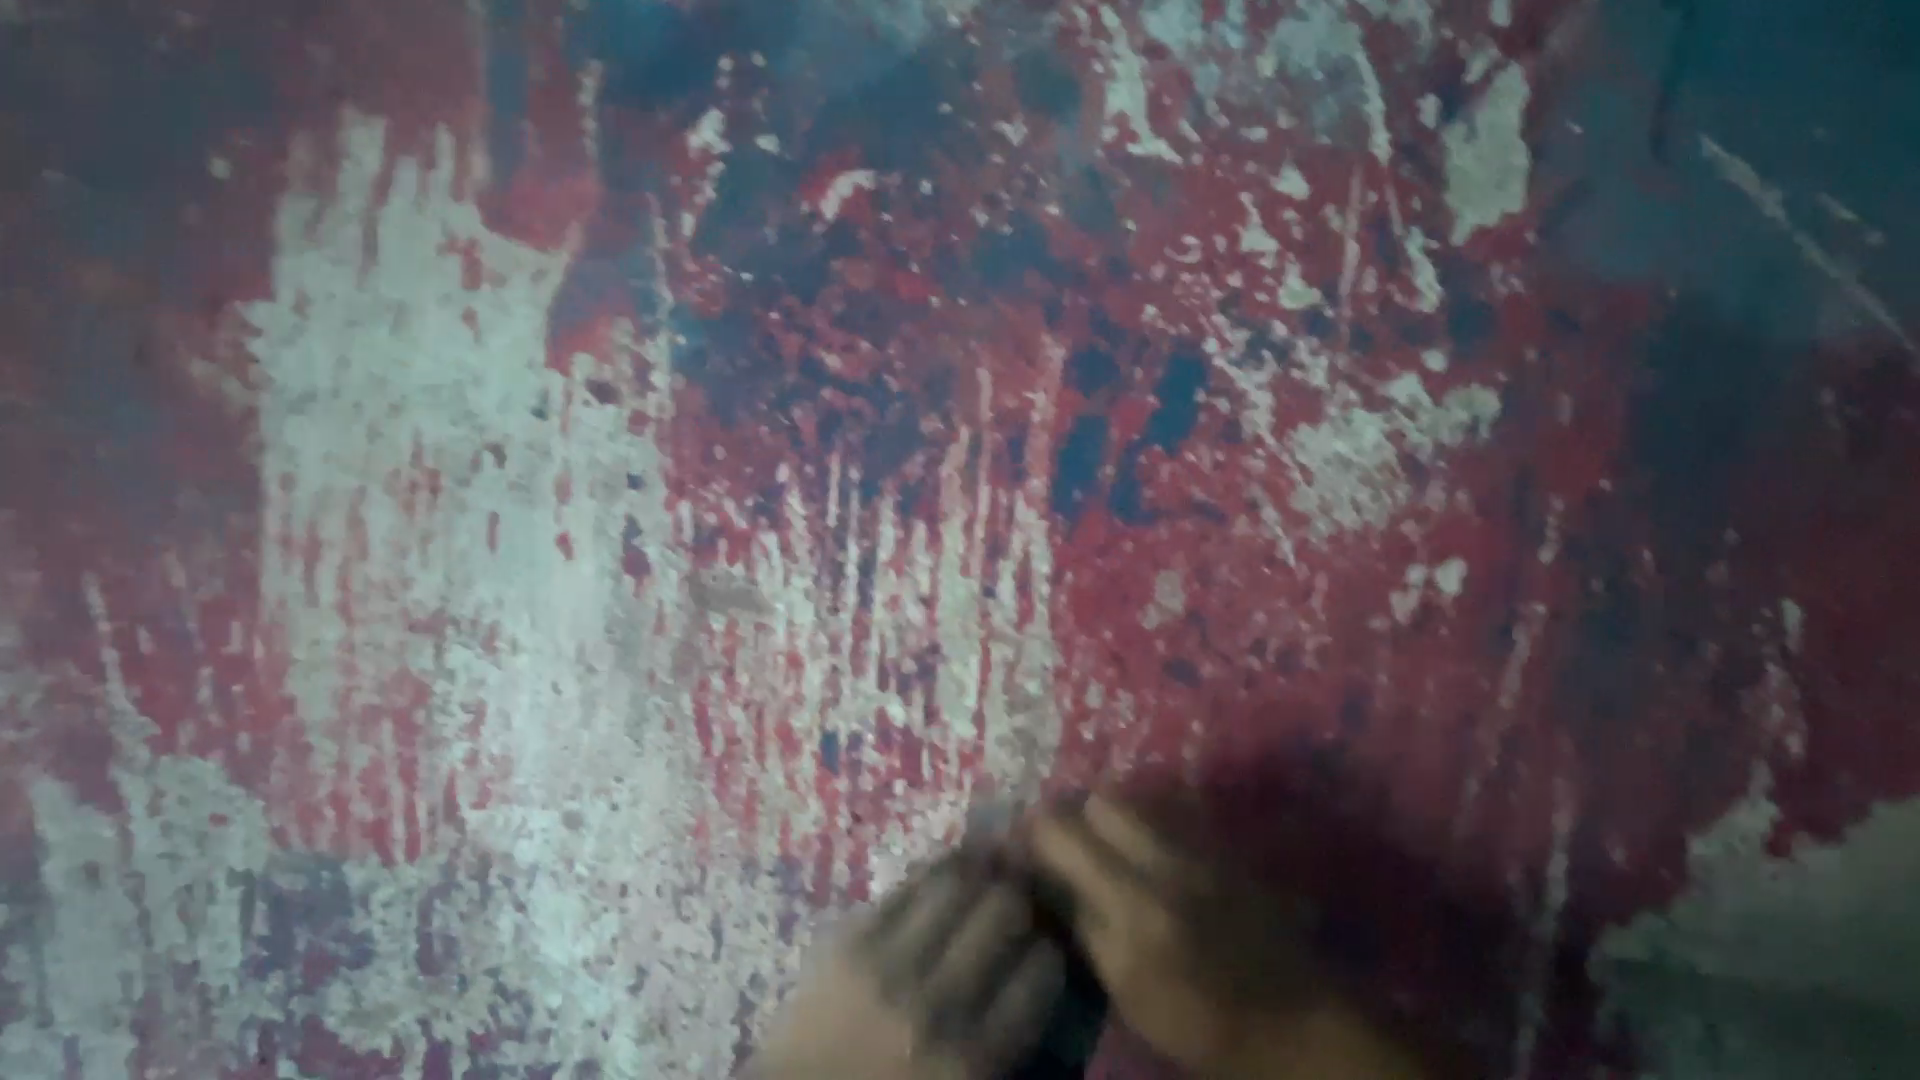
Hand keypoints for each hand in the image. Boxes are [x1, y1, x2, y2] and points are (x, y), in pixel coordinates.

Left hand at [749, 855, 1066, 1079]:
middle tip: (1022, 896)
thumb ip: (1001, 1038)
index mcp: (974, 1059)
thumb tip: (1035, 968)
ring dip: (982, 870)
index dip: (1051, 949)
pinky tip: (951, 866)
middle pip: (1004, 913)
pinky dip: (937, 869)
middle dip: (1022, 897)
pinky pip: (906, 884)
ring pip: (956, 883)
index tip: (1047, 942)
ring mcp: (888, 964)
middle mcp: (939, 1004)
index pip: (1040, 975)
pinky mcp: (849, 938)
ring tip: (991, 865)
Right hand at [1028, 793, 1453, 1079]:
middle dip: (1077, 815)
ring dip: (1115, 811)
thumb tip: (1052, 882)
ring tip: (1110, 841)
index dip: (1036, 832)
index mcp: (1135, 902)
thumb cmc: (1199, 1018)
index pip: (1064, 832)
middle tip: (1070, 843)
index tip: (1026, 847)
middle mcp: (1167, 857)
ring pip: (1140, 793)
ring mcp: (1202, 844)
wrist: (1290, 1019)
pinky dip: (1152, 812)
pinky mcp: (1227, 842)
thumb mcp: (1127, 990)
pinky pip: (1177, 803)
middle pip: (1101, 797)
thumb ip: (1086, 927)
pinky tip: (1152, 842)